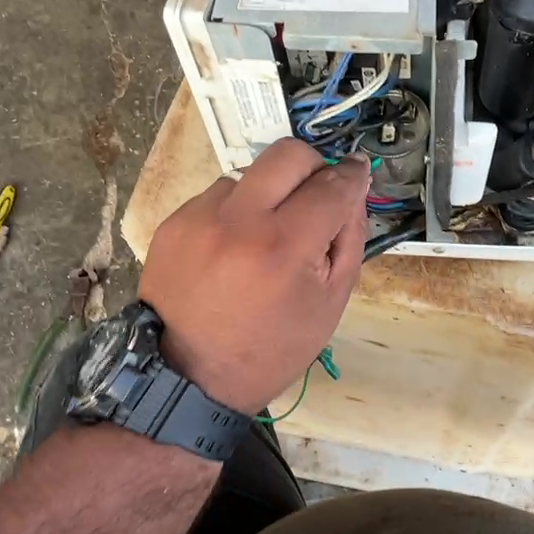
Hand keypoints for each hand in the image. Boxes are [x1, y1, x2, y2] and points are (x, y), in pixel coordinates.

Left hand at [138, 140, 369, 413]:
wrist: (184, 380)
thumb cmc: (269, 349)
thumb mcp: (329, 304)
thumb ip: (349, 238)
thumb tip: (352, 187)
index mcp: (284, 247)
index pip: (331, 185)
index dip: (352, 174)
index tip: (359, 168)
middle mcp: (239, 221)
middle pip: (288, 154)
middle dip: (313, 165)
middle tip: (315, 193)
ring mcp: (200, 217)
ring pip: (252, 173)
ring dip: (270, 193)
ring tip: (266, 235)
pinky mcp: (174, 221)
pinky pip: (219, 194)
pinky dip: (237, 211)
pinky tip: (235, 247)